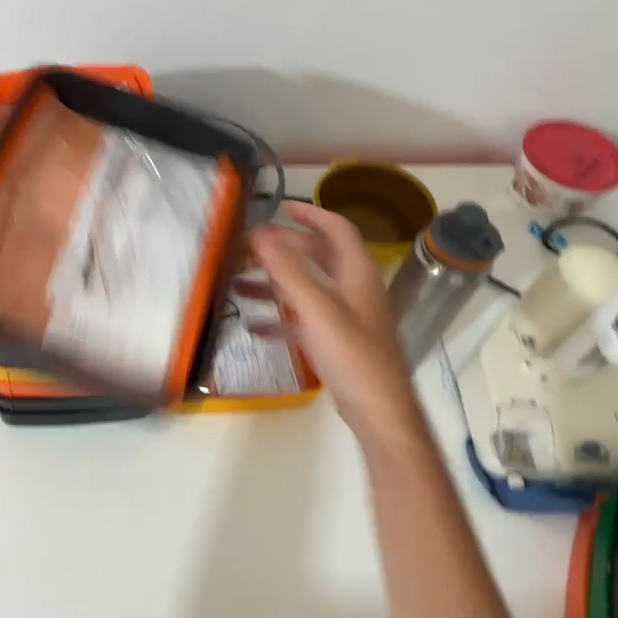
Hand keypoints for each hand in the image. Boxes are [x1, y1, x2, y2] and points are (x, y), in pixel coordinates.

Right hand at [242, 202, 428, 452]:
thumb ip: (288, 270)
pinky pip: (303, 320)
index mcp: (357, 274)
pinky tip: (254, 325)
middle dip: (285, 249)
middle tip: (251, 248)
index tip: (282, 207)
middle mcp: (354, 290)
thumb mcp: (317, 308)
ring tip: (239, 286)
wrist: (378, 410)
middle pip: (319, 257)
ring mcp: (346, 317)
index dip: (312, 215)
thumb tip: (261, 233)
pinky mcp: (337, 342)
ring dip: (275, 284)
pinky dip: (280, 318)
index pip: (337, 230)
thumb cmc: (352, 354)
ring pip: (307, 289)